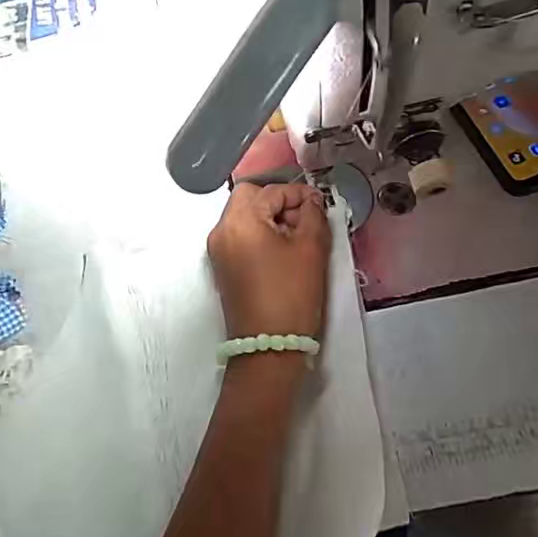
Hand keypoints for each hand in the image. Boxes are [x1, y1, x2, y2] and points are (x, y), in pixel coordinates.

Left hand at [207, 182, 330, 339]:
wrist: (268, 346)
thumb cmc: (291, 295)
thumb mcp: (311, 249)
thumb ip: (313, 215)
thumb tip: (311, 202)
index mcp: (239, 221)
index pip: (270, 190)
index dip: (298, 193)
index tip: (319, 205)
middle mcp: (221, 231)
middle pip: (249, 198)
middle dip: (279, 202)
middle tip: (305, 219)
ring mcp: (218, 251)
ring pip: (243, 217)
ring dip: (269, 218)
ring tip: (297, 237)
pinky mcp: (222, 268)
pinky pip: (240, 237)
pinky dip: (259, 235)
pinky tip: (282, 252)